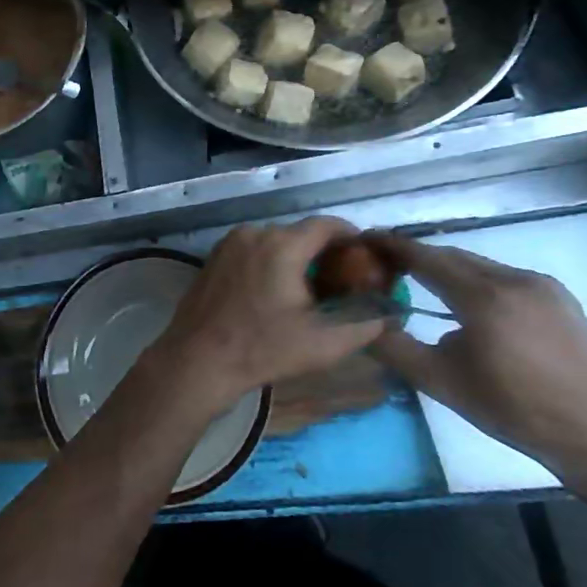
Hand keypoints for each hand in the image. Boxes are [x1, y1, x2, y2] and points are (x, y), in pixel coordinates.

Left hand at [139, 218, 385, 411]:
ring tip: (308, 291)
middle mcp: (253, 233)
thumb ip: (364, 325)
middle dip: (322, 253)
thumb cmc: (262, 350)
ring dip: (293, 259)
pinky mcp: (212, 258)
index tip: (365, 258)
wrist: (198, 361)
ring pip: (274, 242)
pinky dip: (268, 263)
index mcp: (282, 245)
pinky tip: (273, 293)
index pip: (328, 225)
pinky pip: (251, 251)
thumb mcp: (323, 344)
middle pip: (300, 234)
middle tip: (340, 282)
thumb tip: (388, 315)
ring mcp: (228, 244)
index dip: (351, 238)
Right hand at [364, 232, 586, 476]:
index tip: (365, 238)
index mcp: (483, 297)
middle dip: (418, 257)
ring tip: (424, 284)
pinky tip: (471, 307)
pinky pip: (505, 278)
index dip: (392, 246)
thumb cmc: (513, 408)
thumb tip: (365, 324)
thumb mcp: (440, 382)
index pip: (426, 258)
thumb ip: (395, 348)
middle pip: (453, 256)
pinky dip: (478, 282)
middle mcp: (514, 279)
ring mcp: (542, 285)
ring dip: (448, 270)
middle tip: (387, 264)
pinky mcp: (560, 298)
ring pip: (481, 266)